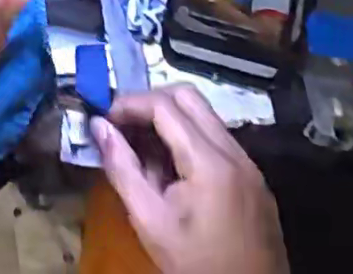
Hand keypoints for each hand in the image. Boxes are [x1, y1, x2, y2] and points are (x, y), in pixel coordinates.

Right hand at [90, 86, 288, 273]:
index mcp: (210, 163)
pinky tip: (171, 169)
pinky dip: (189, 137)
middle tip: (125, 125)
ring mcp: (250, 166)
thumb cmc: (198, 270)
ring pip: (204, 115)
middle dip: (150, 102)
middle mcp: (235, 153)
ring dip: (170, 119)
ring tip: (144, 149)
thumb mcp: (150, 222)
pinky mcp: (254, 180)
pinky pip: (216, 138)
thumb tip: (98, 126)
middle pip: (187, 96)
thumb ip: (122, 168)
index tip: (105, 119)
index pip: (163, 105)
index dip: (129, 104)